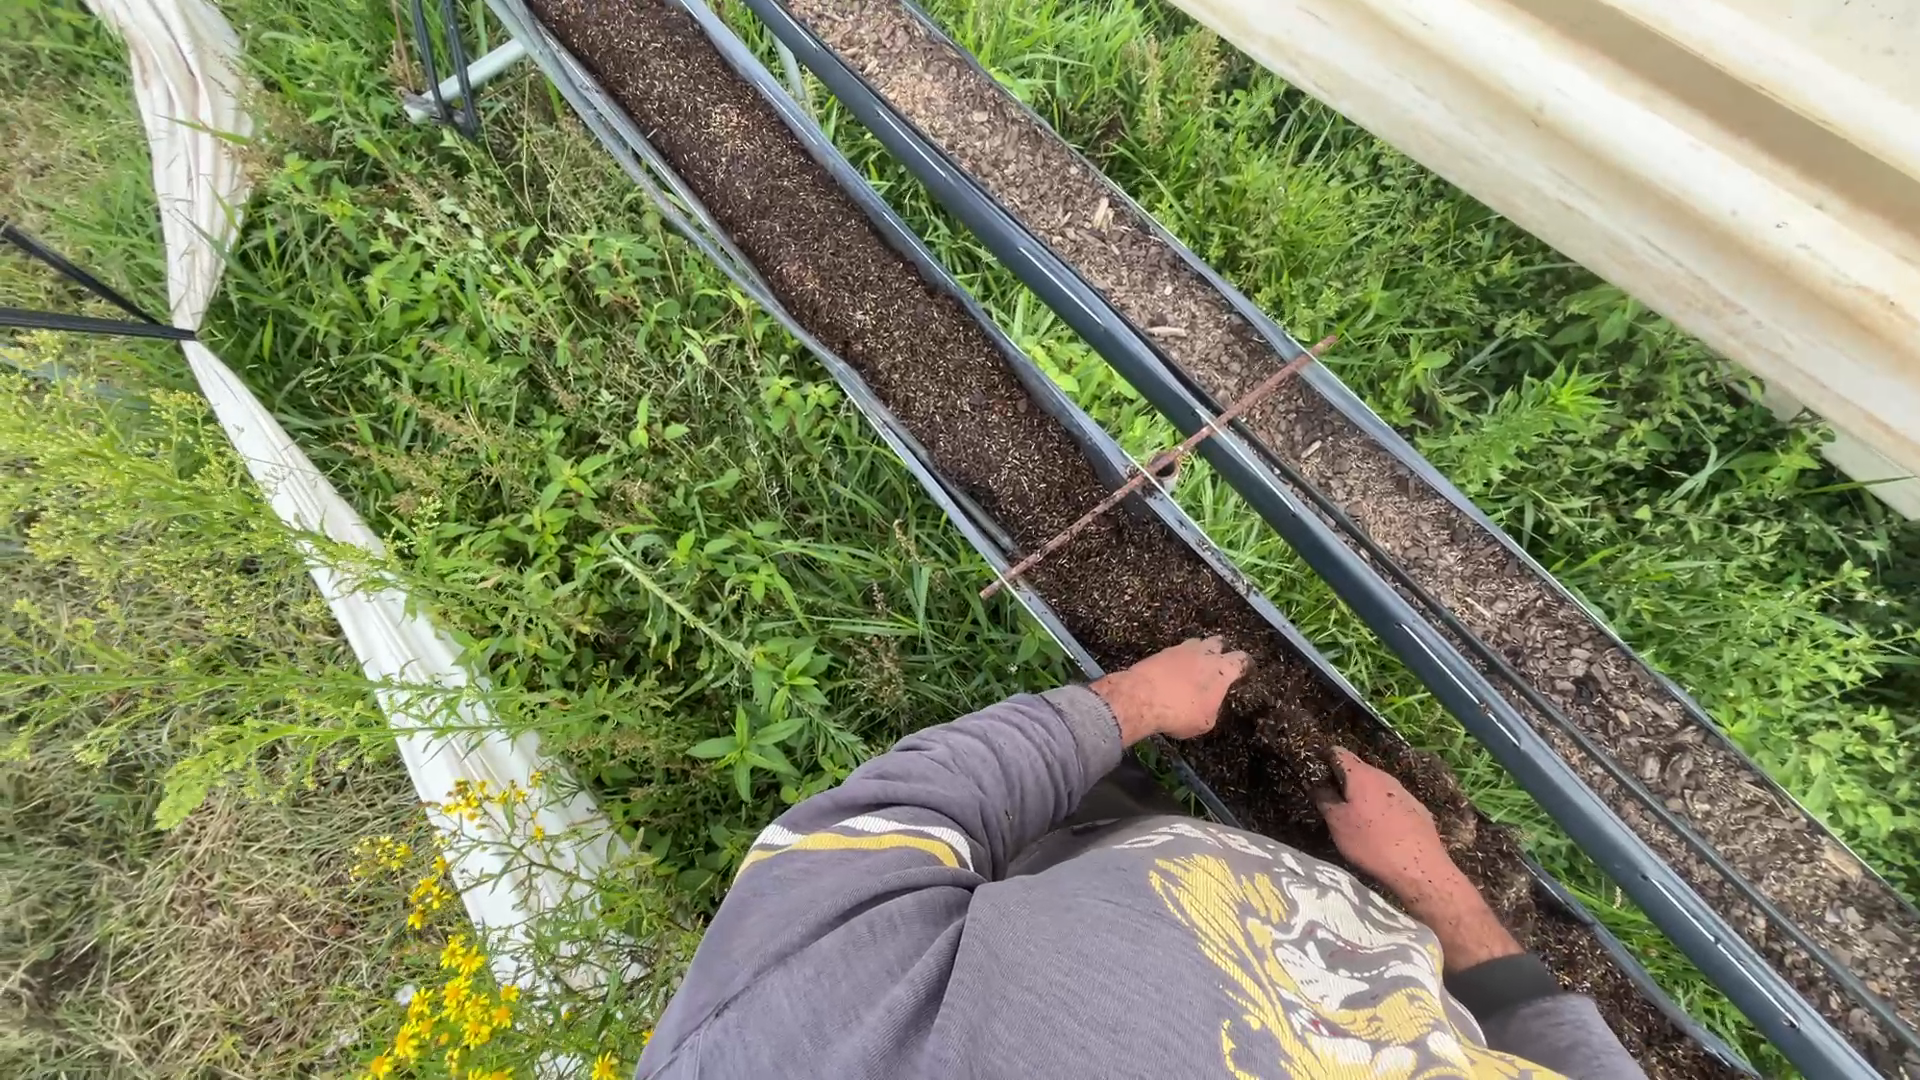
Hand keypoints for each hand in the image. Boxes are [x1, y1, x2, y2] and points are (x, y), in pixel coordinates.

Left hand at [1091, 636, 1249, 743]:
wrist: (1140, 697)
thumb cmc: (1180, 712)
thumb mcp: (1206, 720)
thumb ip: (1213, 705)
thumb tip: (1209, 701)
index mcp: (1221, 669)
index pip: (1241, 659)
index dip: (1244, 665)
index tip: (1244, 671)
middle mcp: (1203, 653)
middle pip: (1217, 642)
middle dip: (1220, 650)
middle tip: (1217, 664)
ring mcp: (1179, 649)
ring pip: (1194, 644)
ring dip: (1197, 652)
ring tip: (1194, 667)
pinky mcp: (1159, 652)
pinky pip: (1174, 653)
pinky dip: (1177, 661)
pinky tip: (1173, 672)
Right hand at [1317, 748, 1520, 968]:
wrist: (1423, 871)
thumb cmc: (1372, 843)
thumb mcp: (1337, 822)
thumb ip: (1323, 797)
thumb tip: (1316, 783)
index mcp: (1362, 775)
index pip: (1337, 752)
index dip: (1323, 758)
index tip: (1314, 773)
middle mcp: (1385, 777)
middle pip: (1358, 769)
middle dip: (1343, 779)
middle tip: (1332, 798)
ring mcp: (1405, 793)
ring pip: (1377, 785)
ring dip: (1363, 794)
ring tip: (1356, 815)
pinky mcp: (1419, 811)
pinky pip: (1392, 801)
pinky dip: (1382, 807)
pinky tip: (1381, 828)